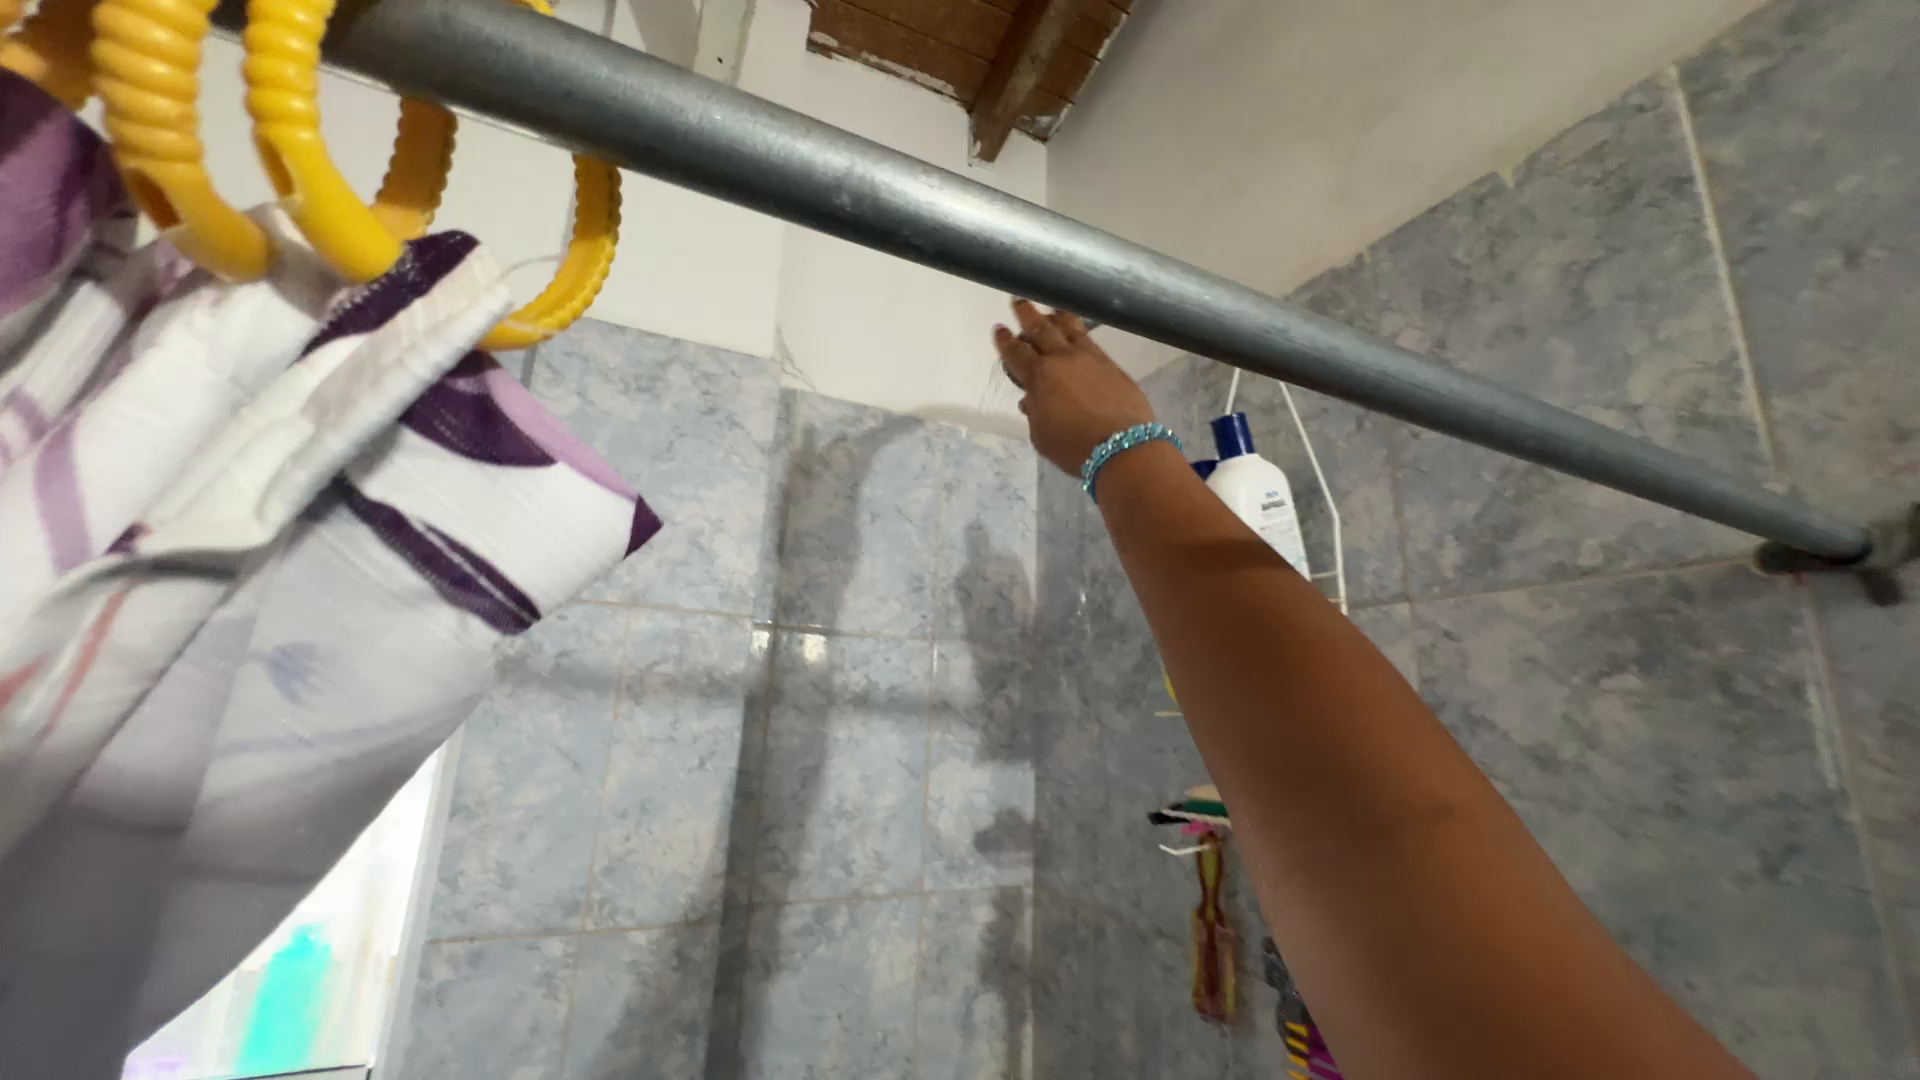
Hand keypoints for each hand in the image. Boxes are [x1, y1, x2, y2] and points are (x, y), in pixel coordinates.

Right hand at [994, 299, 1155, 474]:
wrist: (1122, 446)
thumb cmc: (1074, 447)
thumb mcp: (1042, 436)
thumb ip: (1035, 413)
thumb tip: (1031, 400)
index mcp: (1039, 377)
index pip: (1016, 353)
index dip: (1006, 341)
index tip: (1000, 329)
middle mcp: (1062, 360)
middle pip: (1041, 330)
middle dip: (1027, 315)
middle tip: (1019, 301)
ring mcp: (1089, 358)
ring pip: (1069, 328)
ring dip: (1056, 316)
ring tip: (1051, 309)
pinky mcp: (1110, 364)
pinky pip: (1089, 340)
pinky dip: (1078, 331)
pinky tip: (1078, 331)